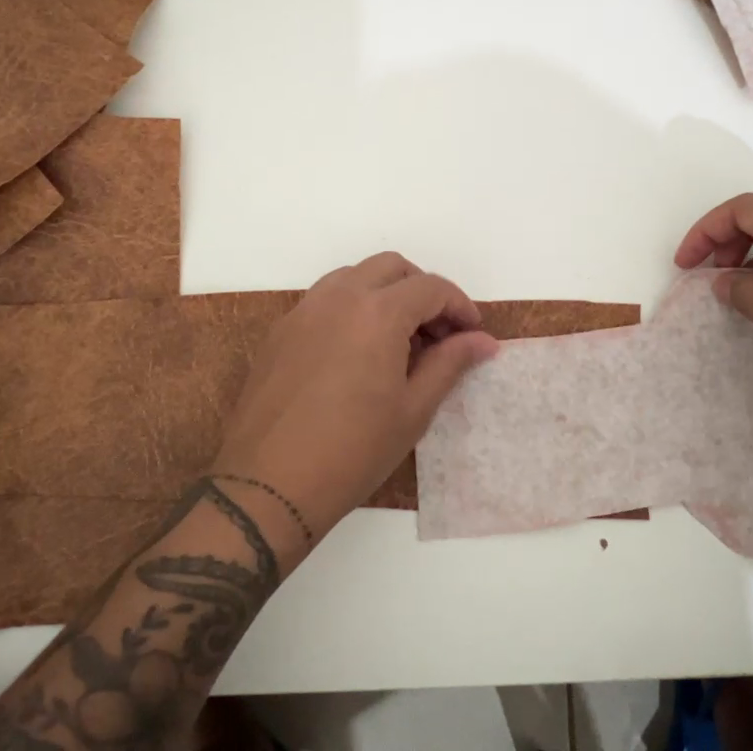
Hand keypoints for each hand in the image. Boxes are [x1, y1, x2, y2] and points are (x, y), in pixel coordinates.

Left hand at [212, 253, 498, 546]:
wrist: (269, 483)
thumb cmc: (354, 450)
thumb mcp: (413, 409)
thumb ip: (449, 363)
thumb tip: (483, 341)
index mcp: (377, 312)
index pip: (431, 288)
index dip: (460, 307)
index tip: (472, 336)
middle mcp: (338, 297)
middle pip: (391, 268)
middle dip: (422, 291)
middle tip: (437, 335)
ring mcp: (303, 311)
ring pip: (353, 277)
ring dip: (383, 294)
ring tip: (397, 343)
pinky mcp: (280, 332)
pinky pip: (324, 301)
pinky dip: (350, 309)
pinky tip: (357, 355)